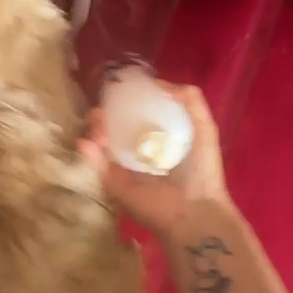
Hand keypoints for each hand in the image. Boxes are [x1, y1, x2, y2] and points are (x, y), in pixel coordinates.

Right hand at [81, 82, 231, 241]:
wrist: (193, 209)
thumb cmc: (201, 170)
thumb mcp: (203, 128)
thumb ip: (190, 101)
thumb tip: (159, 82)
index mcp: (159, 138)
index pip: (136, 114)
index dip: (125, 101)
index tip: (118, 90)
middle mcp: (138, 151)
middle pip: (114, 126)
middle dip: (105, 113)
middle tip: (104, 109)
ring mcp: (123, 167)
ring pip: (100, 142)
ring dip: (95, 128)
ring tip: (98, 121)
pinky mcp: (112, 183)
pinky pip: (96, 163)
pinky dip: (88, 151)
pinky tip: (89, 140)